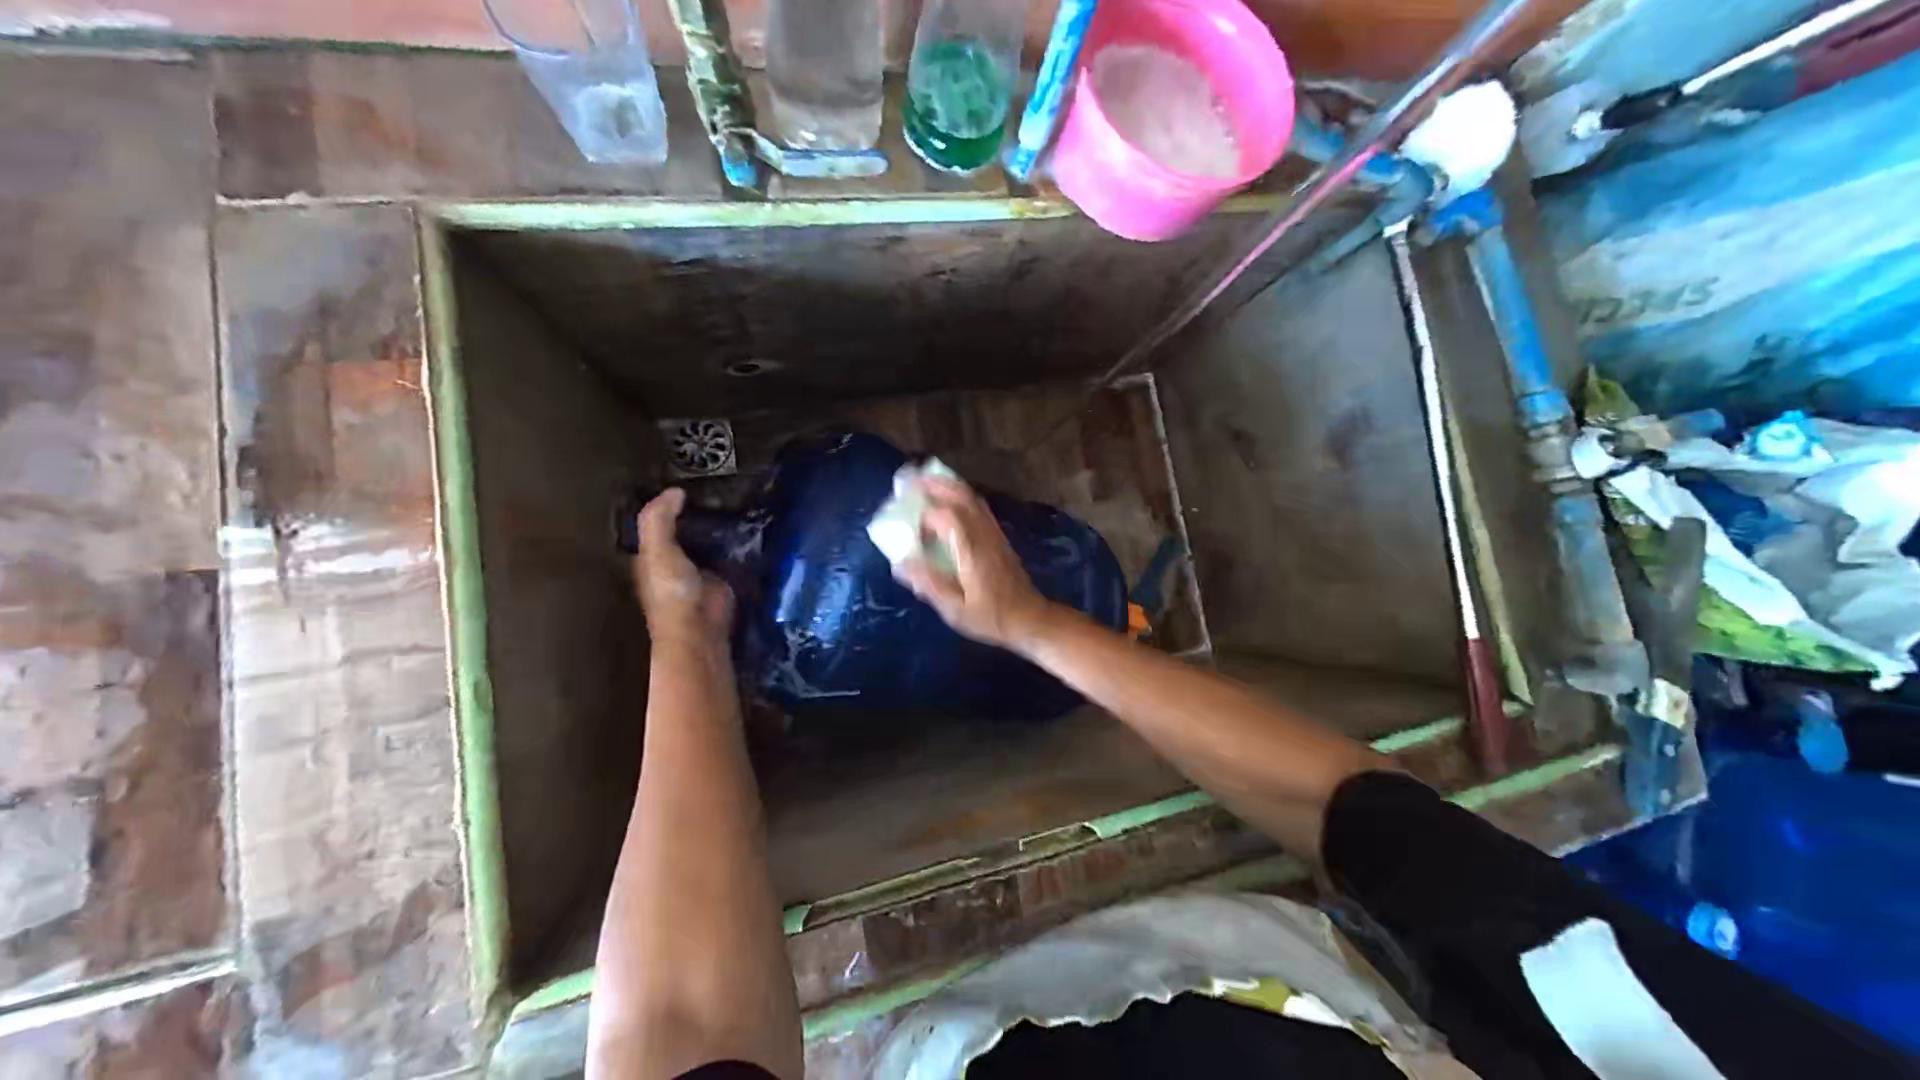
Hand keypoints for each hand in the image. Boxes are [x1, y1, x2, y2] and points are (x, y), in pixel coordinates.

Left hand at [633, 489, 733, 647]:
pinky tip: (751, 522)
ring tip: (740, 496)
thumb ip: (660, 519)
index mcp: (652, 554)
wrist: (700, 628)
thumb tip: (676, 490)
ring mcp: (702, 568)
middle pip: (688, 528)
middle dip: (701, 510)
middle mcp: (676, 559)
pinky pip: (733, 552)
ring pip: (711, 538)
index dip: (669, 502)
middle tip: (721, 483)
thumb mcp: (657, 550)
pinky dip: (740, 540)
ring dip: (723, 523)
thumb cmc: (671, 590)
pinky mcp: (725, 576)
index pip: (660, 521)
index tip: (689, 479)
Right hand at [894, 474, 1055, 651]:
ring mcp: (994, 532)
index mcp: (972, 549)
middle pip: (960, 496)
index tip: (904, 517)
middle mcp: (984, 533)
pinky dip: (959, 495)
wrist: (1030, 618)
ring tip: (922, 481)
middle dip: (933, 484)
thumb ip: (928, 584)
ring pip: (971, 497)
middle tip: (907, 479)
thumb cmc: (990, 617)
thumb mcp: (955, 609)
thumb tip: (899, 562)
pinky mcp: (998, 536)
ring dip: (946, 485)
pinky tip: (947, 499)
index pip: (946, 516)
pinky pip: (977, 506)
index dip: (924, 512)